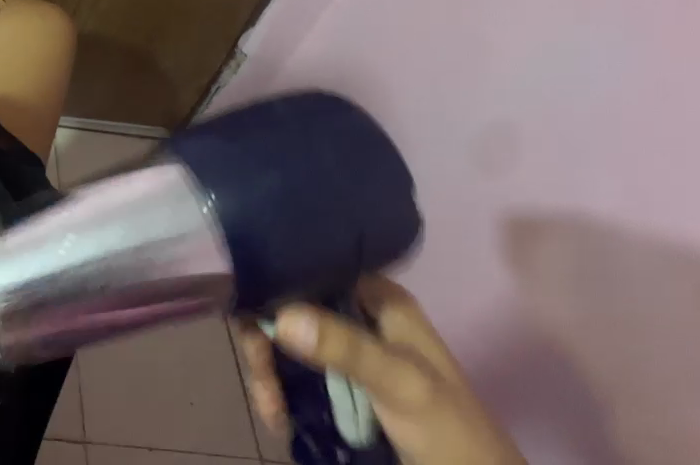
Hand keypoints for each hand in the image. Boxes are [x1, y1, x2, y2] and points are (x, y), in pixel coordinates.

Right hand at [235, 276, 524, 464]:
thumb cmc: (450, 430)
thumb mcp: (402, 384)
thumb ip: (347, 348)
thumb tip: (281, 315)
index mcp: (376, 297)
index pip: (308, 270)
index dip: (272, 286)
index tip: (249, 316)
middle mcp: (356, 315)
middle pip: (287, 308)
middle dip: (266, 344)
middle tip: (263, 382)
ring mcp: (347, 351)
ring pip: (285, 343)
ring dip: (269, 374)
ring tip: (272, 412)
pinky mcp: (340, 386)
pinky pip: (293, 375)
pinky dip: (278, 393)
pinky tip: (278, 418)